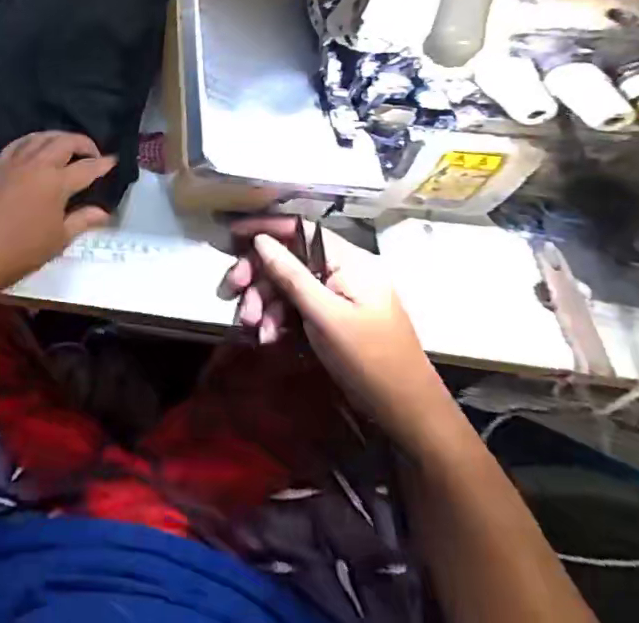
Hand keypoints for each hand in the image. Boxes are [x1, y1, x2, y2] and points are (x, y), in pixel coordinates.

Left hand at [0, 132, 114, 301]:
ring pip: (41, 137)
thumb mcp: (59, 238)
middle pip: (65, 142)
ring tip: (69, 148)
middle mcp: (37, 164)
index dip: (103, 164)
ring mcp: (14, 162)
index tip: (114, 161)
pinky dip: (34, 140)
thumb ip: (82, 219)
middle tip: (93, 154)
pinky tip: (38, 147)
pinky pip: (20, 143)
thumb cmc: (22, 251)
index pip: (87, 167)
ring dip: (59, 137)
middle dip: (84, 144)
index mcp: (56, 182)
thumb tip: (104, 211)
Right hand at [221, 216, 461, 454]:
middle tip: (233, 291)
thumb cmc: (369, 358)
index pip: (301, 229)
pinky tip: (268, 336)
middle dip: (258, 276)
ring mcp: (338, 296)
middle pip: (289, 259)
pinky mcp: (332, 317)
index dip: (266, 227)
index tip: (233, 234)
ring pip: (288, 285)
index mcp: (350, 261)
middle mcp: (343, 272)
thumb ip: (291, 275)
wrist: (406, 411)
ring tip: (253, 326)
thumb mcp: (324, 315)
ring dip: (264, 303)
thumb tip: (261, 240)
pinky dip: (278, 319)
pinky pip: (296, 307)